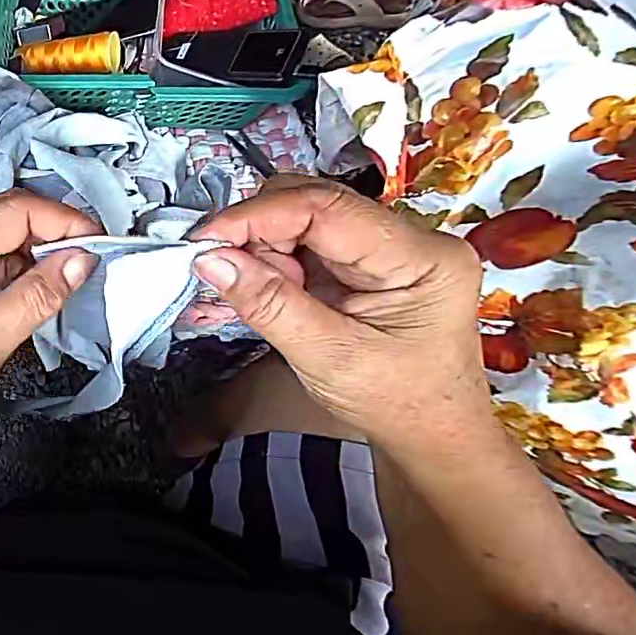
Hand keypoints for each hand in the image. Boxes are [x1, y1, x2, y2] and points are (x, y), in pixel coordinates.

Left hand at [0, 191, 101, 430]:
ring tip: (74, 269)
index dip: (62, 219)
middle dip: (57, 225)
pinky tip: (45, 281)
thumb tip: (82, 261)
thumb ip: (38, 296)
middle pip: (12, 211)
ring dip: (44, 243)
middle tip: (91, 252)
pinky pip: (1, 251)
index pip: (15, 211)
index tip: (97, 242)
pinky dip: (29, 260)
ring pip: (9, 229)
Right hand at [190, 176, 490, 447]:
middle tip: (229, 273)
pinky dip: (274, 262)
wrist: (430, 431)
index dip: (257, 215)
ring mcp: (385, 245)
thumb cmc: (397, 403)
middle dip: (259, 234)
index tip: (206, 238)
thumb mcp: (327, 358)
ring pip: (302, 217)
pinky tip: (271, 291)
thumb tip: (211, 259)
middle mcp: (409, 237)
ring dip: (265, 250)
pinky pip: (305, 240)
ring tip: (264, 296)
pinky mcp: (363, 258)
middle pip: (313, 203)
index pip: (327, 207)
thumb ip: (269, 304)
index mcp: (421, 258)